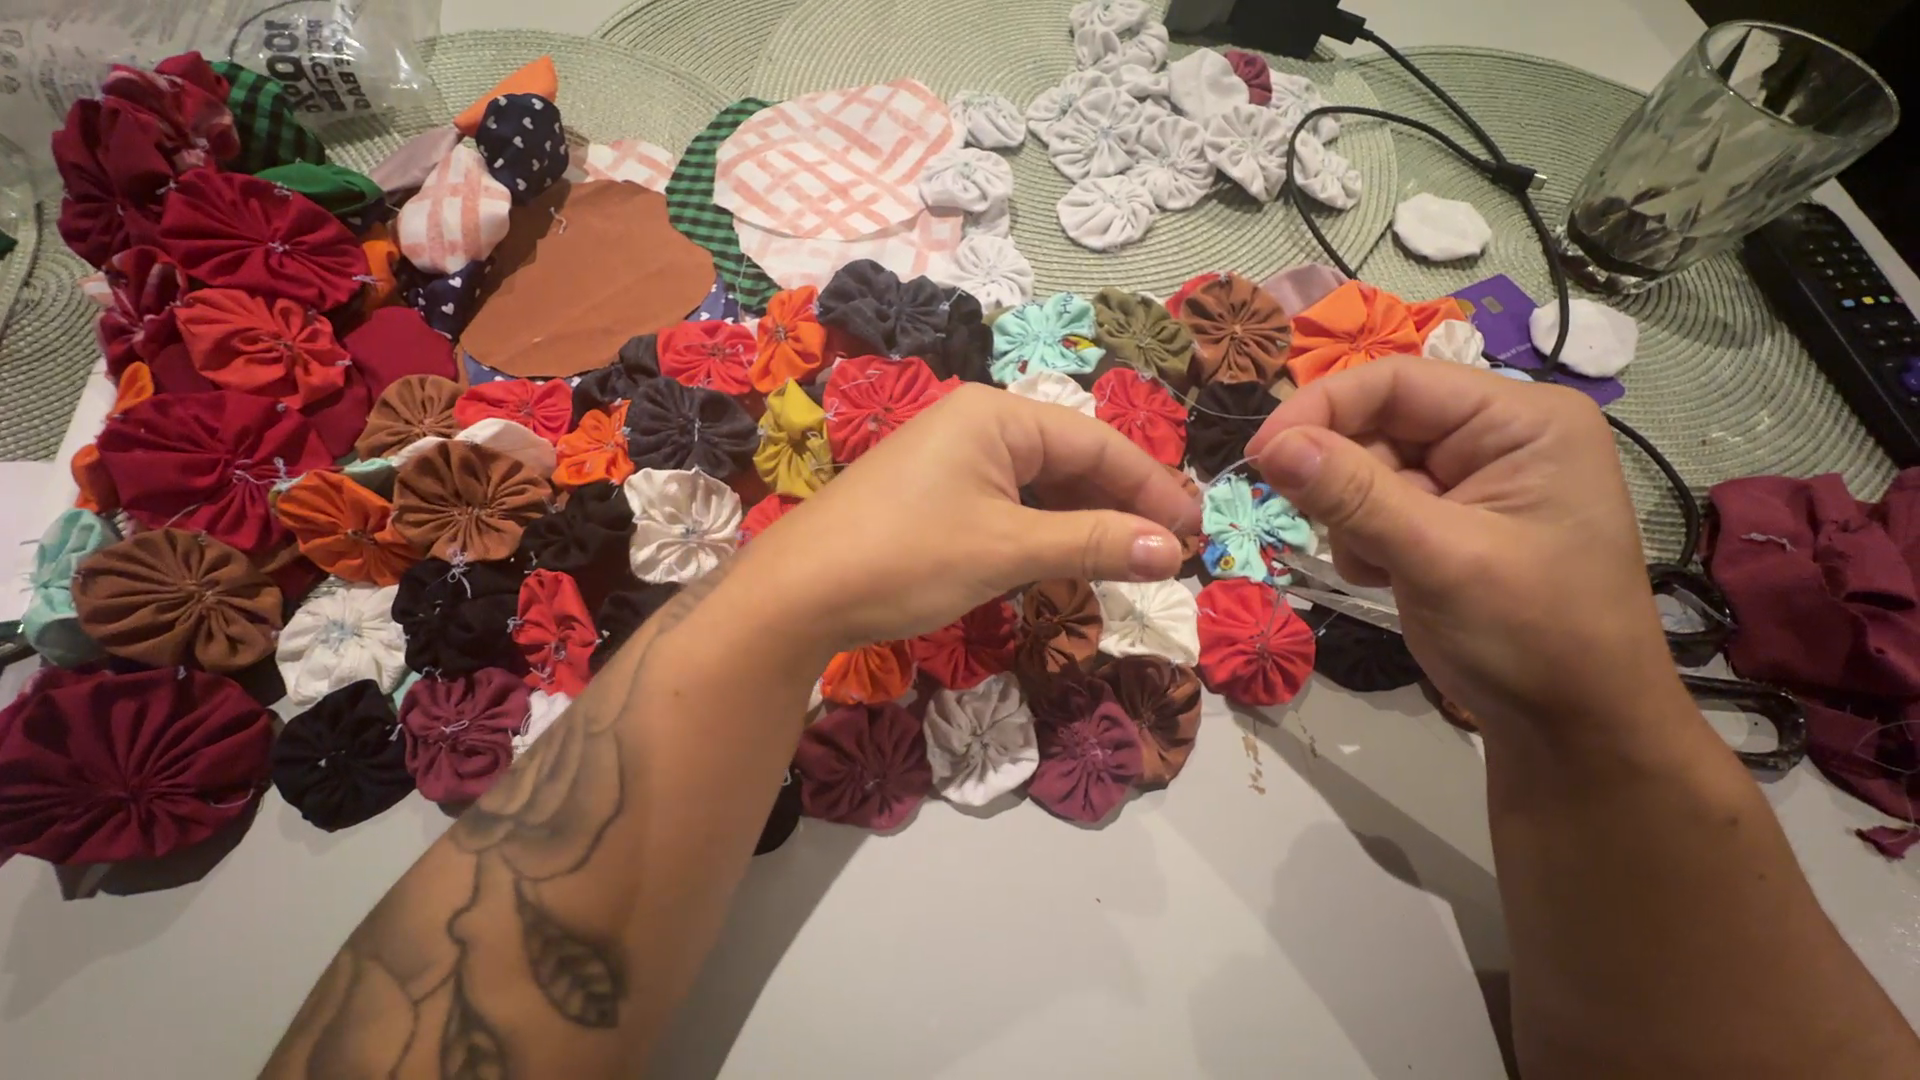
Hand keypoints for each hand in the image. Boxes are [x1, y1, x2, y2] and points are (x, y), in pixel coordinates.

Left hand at [735, 384, 1198, 652]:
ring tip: (1130, 559)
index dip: (1151, 487)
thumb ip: (1092, 544)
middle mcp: (976, 423)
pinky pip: (1008, 503)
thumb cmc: (906, 558)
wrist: (798, 594)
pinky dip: (1043, 531)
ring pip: (1040, 485)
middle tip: (1168, 550)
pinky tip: (1067, 558)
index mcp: (996, 414)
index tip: (1195, 529)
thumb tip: (1172, 551)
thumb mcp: (1007, 550)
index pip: (1096, 443)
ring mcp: (952, 459)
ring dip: (1084, 522)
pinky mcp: (936, 493)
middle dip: (1120, 505)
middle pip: (1071, 459)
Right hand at [1247, 358, 1679, 735]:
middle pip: (1374, 425)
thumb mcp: (1438, 557)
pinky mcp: (1443, 520)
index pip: (1395, 382)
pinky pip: (1370, 507)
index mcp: (1520, 420)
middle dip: (1343, 482)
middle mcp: (1494, 437)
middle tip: (1344, 537)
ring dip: (1351, 520)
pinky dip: (1361, 542)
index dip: (1319, 409)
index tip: (1258, 456)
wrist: (1572, 728)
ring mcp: (1468, 481)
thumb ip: (1352, 495)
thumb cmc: (1531, 636)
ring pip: (1362, 470)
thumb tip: (1270, 445)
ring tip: (1386, 569)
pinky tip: (1391, 578)